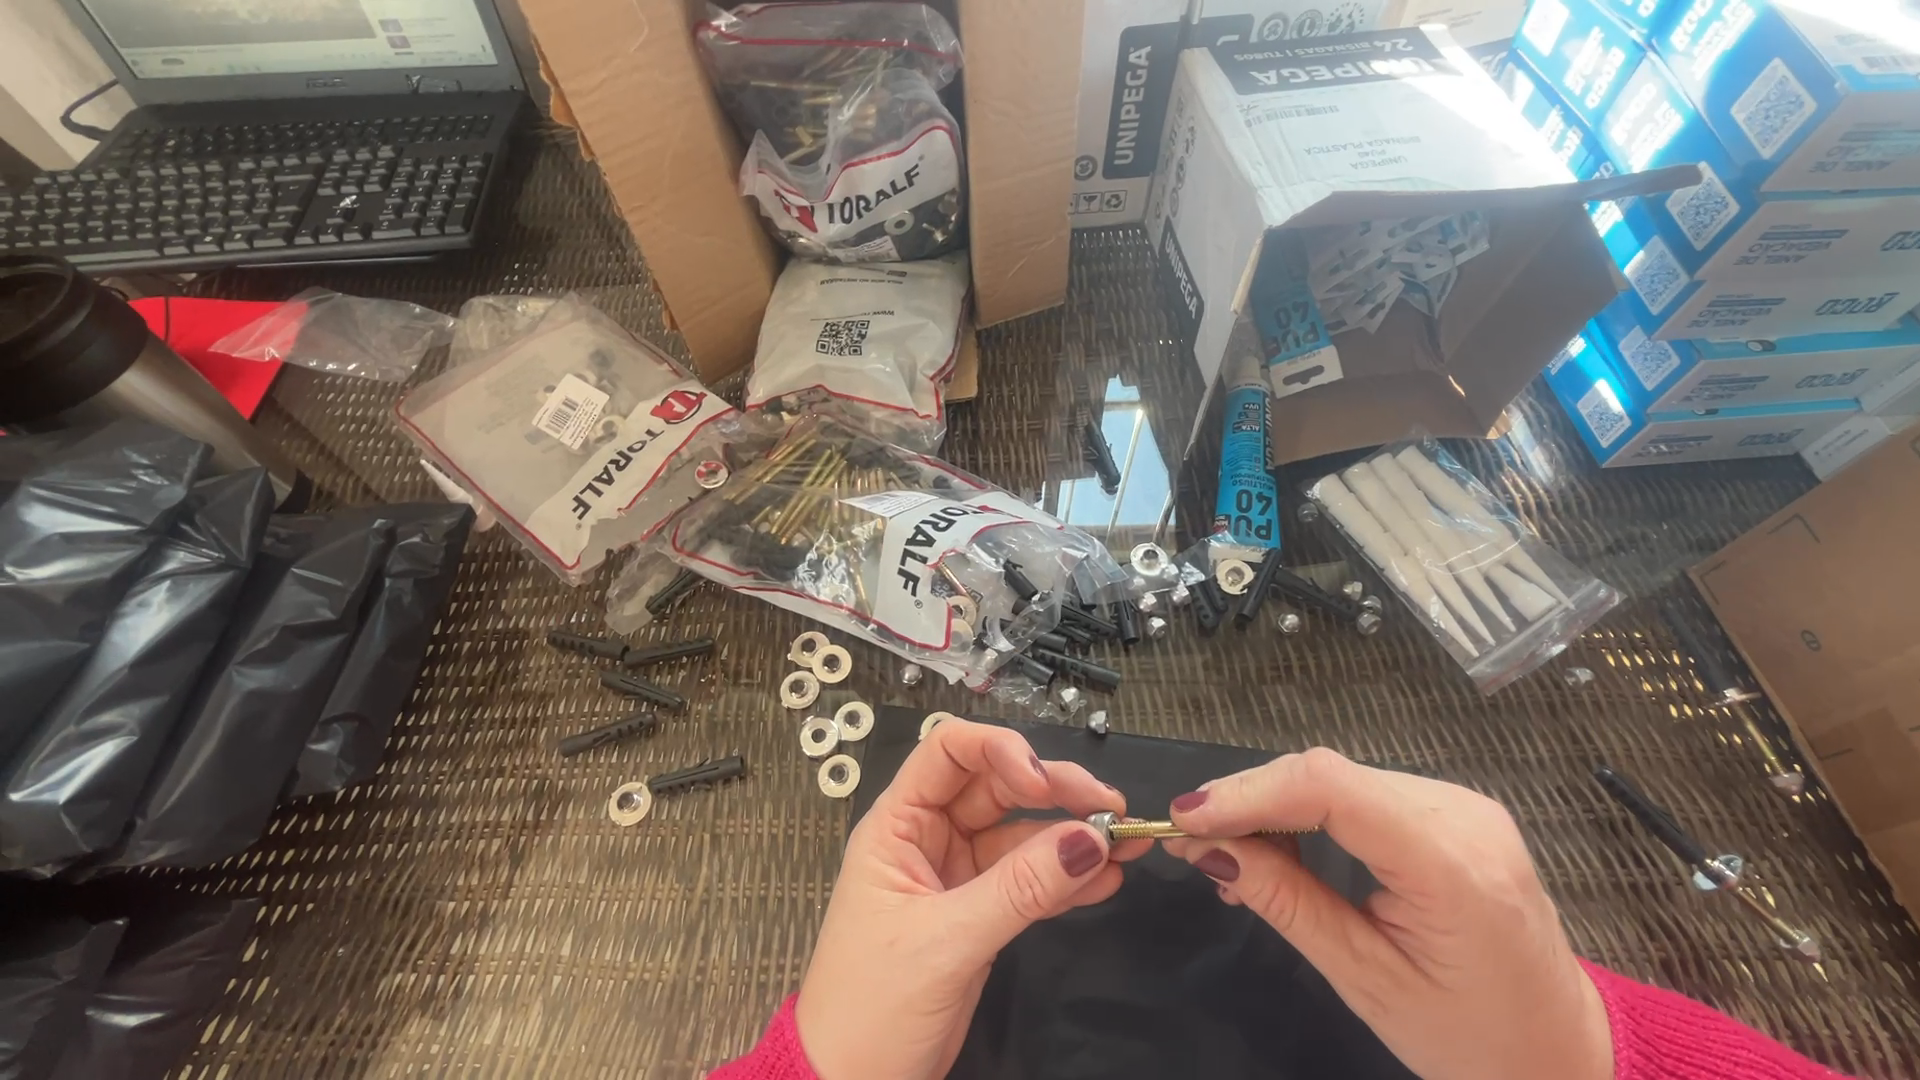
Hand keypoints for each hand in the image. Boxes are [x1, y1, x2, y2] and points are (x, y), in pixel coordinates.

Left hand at [795, 719, 1148, 1079]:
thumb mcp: (945, 941)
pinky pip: (1030, 881)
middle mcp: (929, 835)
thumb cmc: (872, 1005)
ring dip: (1071, 836)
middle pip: (997, 787)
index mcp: (898, 822)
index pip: (948, 751)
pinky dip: (1067, 879)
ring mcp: (958, 873)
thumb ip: (1019, 889)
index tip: (1045, 784)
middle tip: (1111, 809)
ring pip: (1021, 834)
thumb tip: (1089, 841)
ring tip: (1125, 842)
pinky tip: (1106, 879)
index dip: (999, 751)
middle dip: (1055, 791)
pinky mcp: (981, 911)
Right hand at [1163, 748, 1612, 1079]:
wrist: (1569, 1052)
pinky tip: (1275, 841)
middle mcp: (1459, 810)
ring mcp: (1458, 801)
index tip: (1183, 817)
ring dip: (1270, 804)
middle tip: (1191, 838)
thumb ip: (1284, 901)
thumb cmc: (1473, 1040)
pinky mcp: (1447, 806)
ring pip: (1334, 776)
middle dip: (1247, 800)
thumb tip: (1205, 846)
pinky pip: (1355, 790)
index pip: (1330, 789)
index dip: (1247, 792)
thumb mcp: (1365, 980)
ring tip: (1225, 847)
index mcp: (1452, 865)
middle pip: (1325, 775)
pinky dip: (1303, 809)